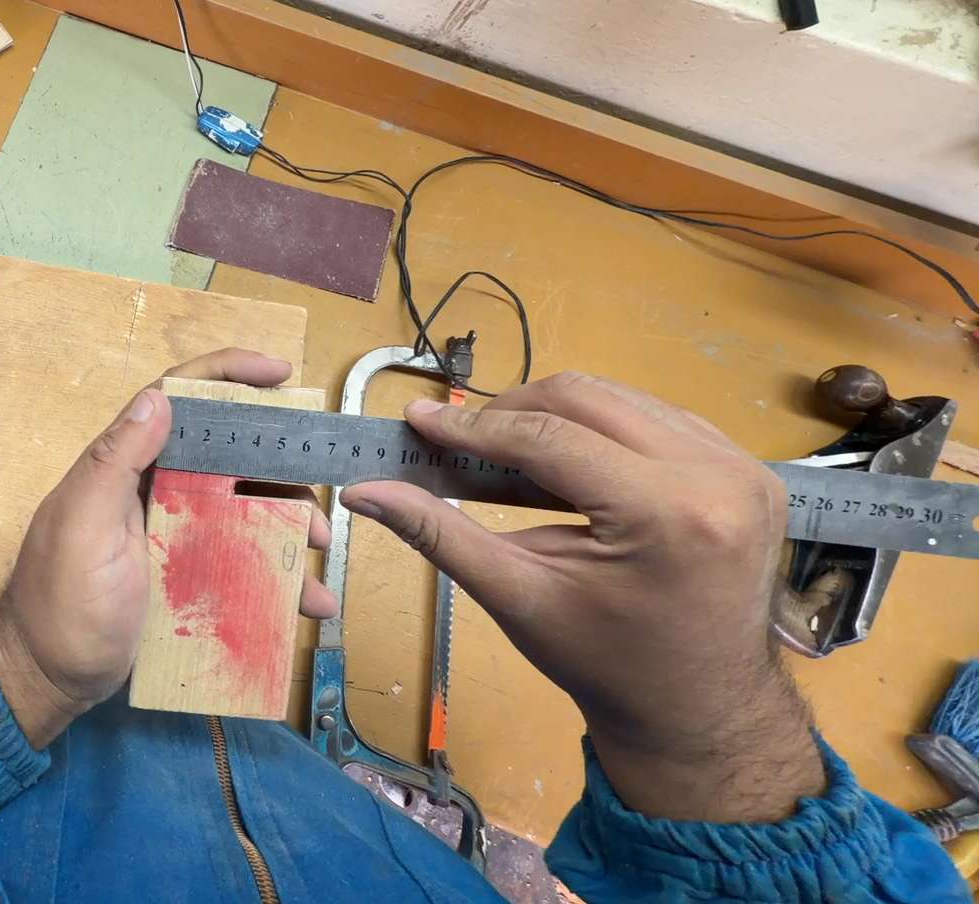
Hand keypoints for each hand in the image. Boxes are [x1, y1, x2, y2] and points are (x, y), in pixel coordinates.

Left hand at [0, 349, 336, 747]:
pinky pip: (241, 558)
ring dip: (286, 522)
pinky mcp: (186, 572)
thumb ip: (113, 461)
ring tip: (318, 555)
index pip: (176, 399)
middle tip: (319, 494)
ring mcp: (171, 531)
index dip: (226, 374)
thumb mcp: (82, 527)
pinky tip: (305, 600)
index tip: (281, 372)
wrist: (49, 676)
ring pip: (242, 506)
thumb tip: (159, 398)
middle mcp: (151, 487)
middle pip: (224, 453)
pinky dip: (277, 572)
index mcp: (123, 464)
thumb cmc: (60, 601)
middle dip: (277, 466)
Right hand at [339, 372, 824, 821]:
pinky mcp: (745, 468)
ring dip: (546, 414)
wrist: (698, 707)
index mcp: (668, 515)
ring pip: (614, 397)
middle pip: (582, 399)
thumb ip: (434, 532)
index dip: (471, 426)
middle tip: (457, 441)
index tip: (415, 419)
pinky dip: (590, 424)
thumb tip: (359, 493)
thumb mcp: (511, 594)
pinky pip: (648, 414)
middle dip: (506, 412)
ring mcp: (742, 467)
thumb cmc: (600, 659)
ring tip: (502, 450)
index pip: (548, 439)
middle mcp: (718, 476)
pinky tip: (559, 458)